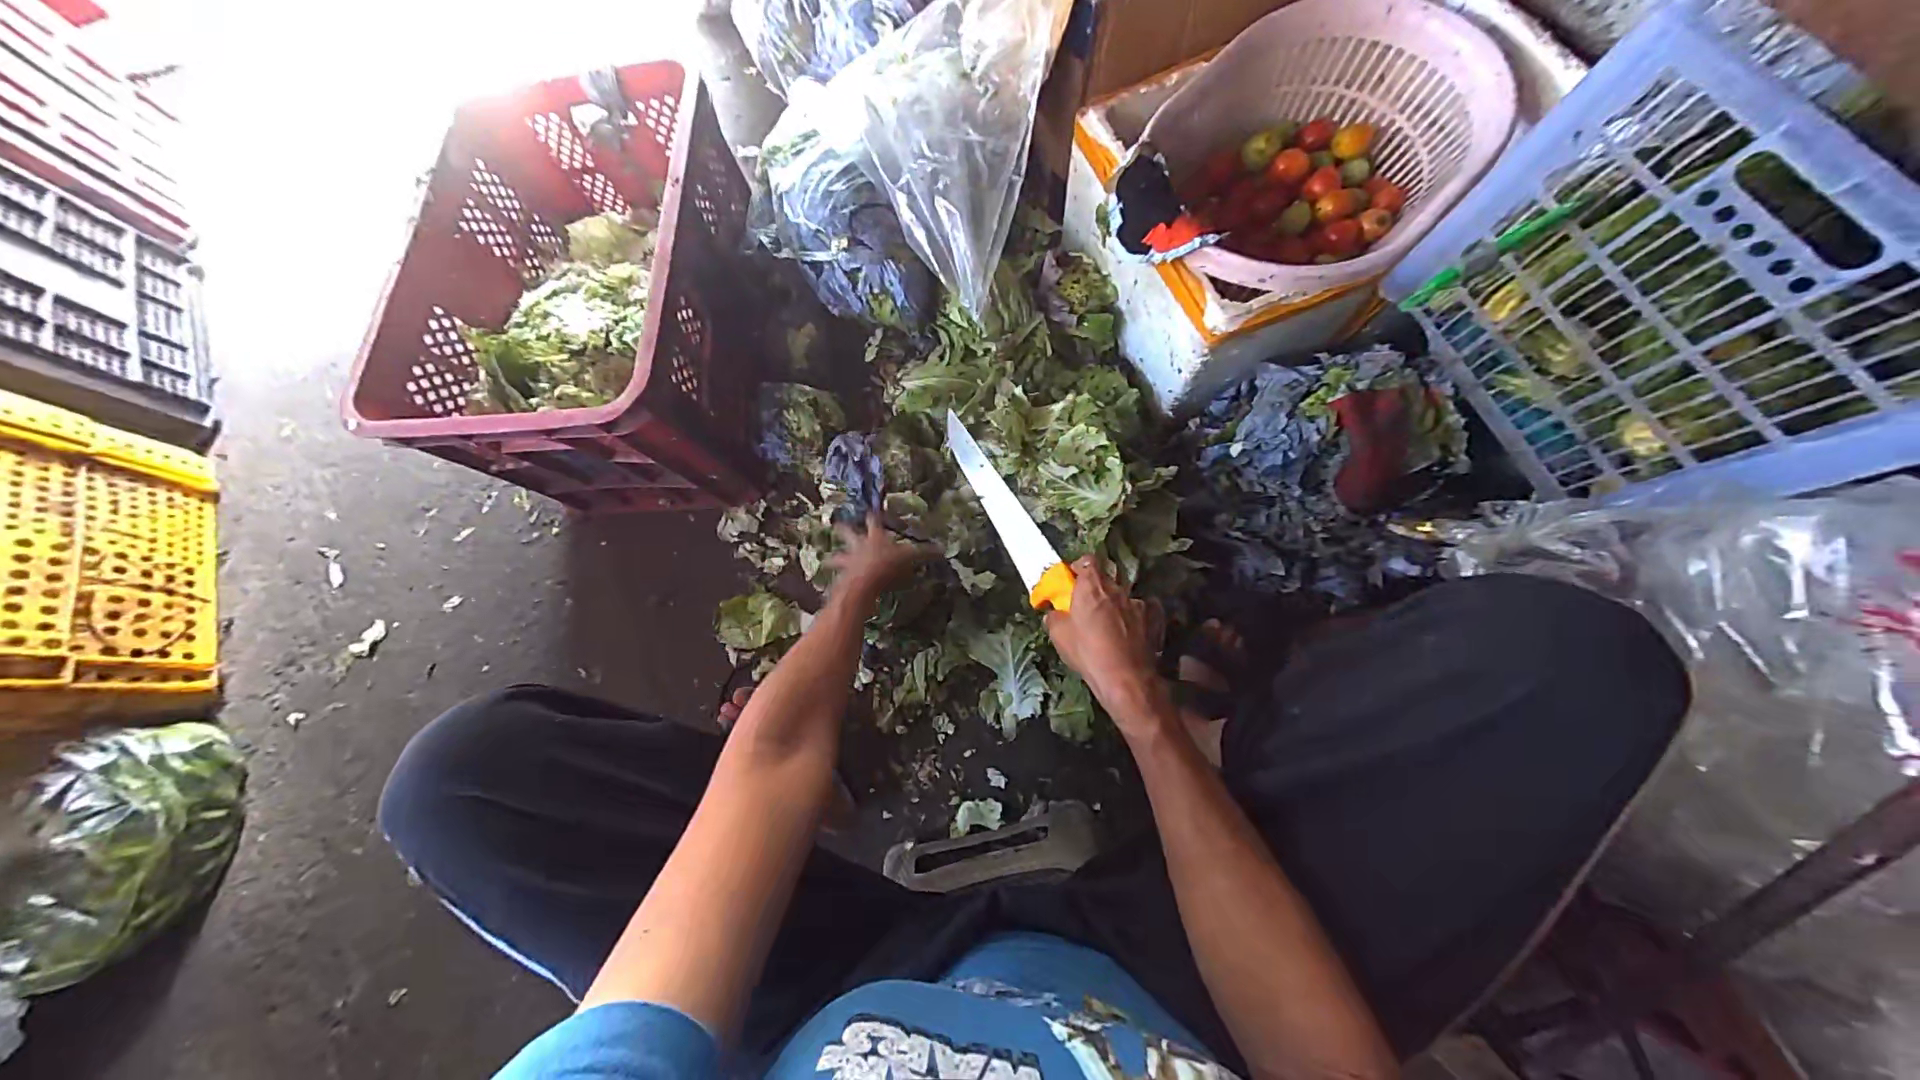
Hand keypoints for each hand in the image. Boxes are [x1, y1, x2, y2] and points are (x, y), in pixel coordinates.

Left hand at [829, 512, 934, 599]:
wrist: (864, 582)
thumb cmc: (887, 565)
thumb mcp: (909, 558)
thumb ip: (924, 554)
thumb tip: (941, 549)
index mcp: (875, 536)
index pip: (874, 521)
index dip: (873, 516)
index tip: (870, 510)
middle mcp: (859, 545)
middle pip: (848, 533)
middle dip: (843, 529)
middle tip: (836, 525)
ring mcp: (848, 559)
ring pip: (838, 555)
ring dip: (834, 558)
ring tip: (827, 559)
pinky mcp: (843, 575)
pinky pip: (839, 575)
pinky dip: (838, 578)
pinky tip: (837, 581)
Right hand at [1044, 556, 1167, 732]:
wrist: (1125, 677)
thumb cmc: (1087, 652)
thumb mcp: (1059, 636)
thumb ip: (1055, 617)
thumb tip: (1054, 613)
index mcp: (1091, 586)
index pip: (1088, 560)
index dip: (1079, 567)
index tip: (1072, 579)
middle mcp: (1116, 589)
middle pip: (1105, 578)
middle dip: (1096, 588)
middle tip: (1086, 606)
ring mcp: (1137, 603)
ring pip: (1123, 596)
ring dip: (1114, 604)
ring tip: (1108, 623)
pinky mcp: (1152, 619)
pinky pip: (1141, 610)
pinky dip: (1134, 616)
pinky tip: (1130, 629)